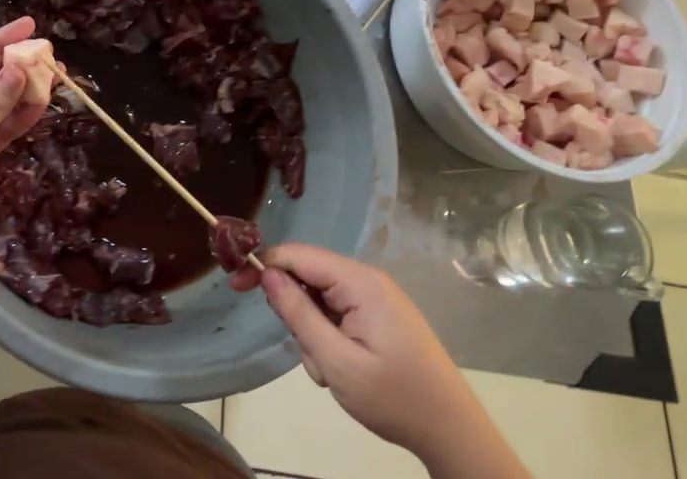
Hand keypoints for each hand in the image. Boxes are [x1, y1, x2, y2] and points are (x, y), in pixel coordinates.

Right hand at [250, 245, 521, 475]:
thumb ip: (299, 314)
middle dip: (294, 311)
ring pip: (320, 298)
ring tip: (330, 370)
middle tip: (305, 351)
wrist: (452, 432)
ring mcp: (376, 298)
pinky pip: (338, 312)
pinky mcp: (380, 316)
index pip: (297, 255)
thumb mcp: (337, 361)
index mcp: (361, 282)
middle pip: (308, 275)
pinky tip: (342, 368)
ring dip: (313, 332)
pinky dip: (328, 337)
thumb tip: (267, 274)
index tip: (234, 286)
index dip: (262, 265)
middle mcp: (368, 280)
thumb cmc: (394, 397)